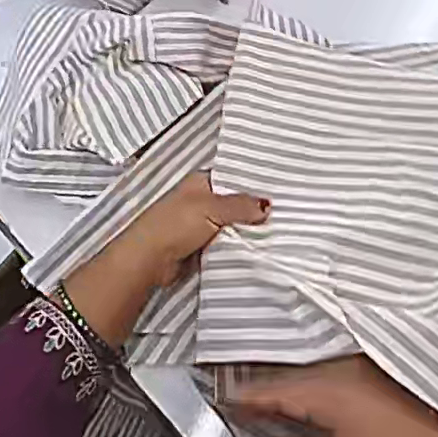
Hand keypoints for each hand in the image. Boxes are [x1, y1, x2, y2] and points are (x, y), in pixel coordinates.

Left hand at [116, 170, 270, 286]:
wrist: (149, 260)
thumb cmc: (175, 223)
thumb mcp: (211, 208)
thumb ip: (241, 206)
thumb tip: (268, 205)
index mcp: (202, 181)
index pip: (234, 177)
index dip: (254, 182)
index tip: (281, 188)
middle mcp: (204, 200)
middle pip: (236, 202)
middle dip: (256, 208)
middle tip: (288, 210)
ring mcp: (203, 224)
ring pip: (235, 224)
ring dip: (250, 229)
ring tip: (283, 228)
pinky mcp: (204, 246)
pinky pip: (229, 242)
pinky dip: (241, 245)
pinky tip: (262, 246)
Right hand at [234, 368, 437, 436]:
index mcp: (341, 399)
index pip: (285, 393)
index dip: (253, 397)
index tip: (227, 401)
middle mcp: (352, 380)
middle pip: (297, 383)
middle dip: (267, 394)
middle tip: (237, 406)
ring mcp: (367, 381)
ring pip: (314, 381)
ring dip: (289, 393)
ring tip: (263, 409)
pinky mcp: (379, 388)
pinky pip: (333, 383)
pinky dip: (311, 394)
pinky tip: (302, 410)